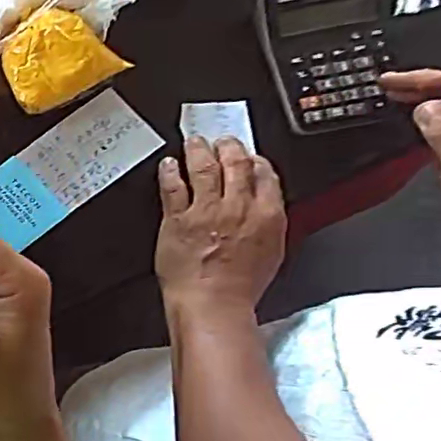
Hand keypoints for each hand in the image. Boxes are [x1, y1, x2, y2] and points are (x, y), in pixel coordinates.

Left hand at [155, 137, 285, 318]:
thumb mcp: (272, 250)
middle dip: (229, 147)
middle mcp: (237, 207)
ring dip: (199, 151)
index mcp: (268, 214)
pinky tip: (168, 164)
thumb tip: (263, 207)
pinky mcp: (177, 219)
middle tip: (222, 140)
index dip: (254, 160)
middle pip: (235, 165)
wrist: (211, 301)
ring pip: (204, 169)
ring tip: (194, 142)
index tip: (248, 154)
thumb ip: (267, 222)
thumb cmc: (240, 285)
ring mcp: (205, 211)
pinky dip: (171, 172)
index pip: (265, 175)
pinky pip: (173, 188)